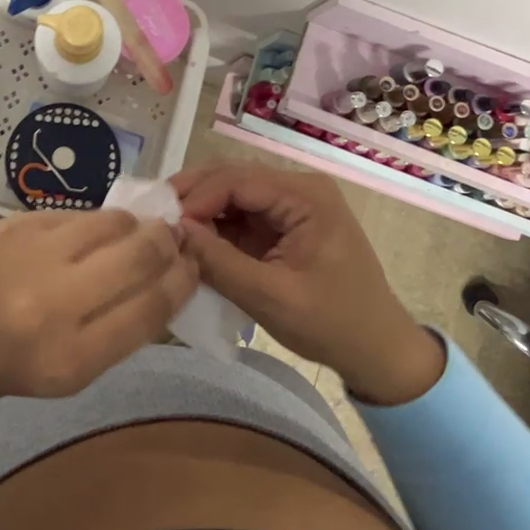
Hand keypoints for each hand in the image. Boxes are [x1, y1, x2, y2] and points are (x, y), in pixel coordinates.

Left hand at [0, 209, 197, 402]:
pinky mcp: (17, 224)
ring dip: (134, 226)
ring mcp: (35, 255)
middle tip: (172, 239)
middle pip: (140, 256)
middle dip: (167, 243)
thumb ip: (116, 332)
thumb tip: (161, 286)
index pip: (150, 309)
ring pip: (112, 223)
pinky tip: (92, 232)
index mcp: (71, 357)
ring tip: (134, 232)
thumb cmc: (0, 364)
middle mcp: (57, 303)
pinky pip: (77, 214)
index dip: (183, 282)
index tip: (193, 266)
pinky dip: (94, 222)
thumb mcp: (64, 373)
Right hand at [171, 163, 444, 404]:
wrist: (377, 350)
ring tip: (164, 229)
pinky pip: (240, 215)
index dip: (197, 197)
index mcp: (306, 196)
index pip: (237, 180)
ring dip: (200, 210)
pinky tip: (189, 240)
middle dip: (192, 195)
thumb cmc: (331, 324)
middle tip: (153, 217)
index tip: (164, 224)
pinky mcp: (282, 225)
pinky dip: (214, 226)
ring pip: (232, 194)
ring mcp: (290, 206)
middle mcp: (298, 189)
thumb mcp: (270, 297)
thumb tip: (172, 231)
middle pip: (232, 178)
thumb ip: (219, 262)